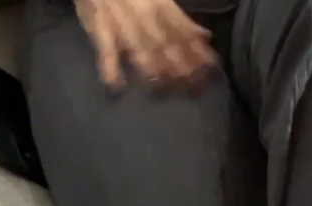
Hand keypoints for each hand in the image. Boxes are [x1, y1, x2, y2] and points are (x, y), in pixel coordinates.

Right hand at [75, 0, 214, 86]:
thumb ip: (181, 19)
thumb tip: (205, 37)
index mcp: (161, 5)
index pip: (184, 34)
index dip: (199, 54)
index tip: (212, 73)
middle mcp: (145, 15)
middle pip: (168, 47)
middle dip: (183, 70)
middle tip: (194, 91)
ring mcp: (122, 23)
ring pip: (142, 52)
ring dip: (155, 73)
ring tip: (163, 92)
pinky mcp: (99, 28)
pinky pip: (106, 51)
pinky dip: (110, 69)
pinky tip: (117, 87)